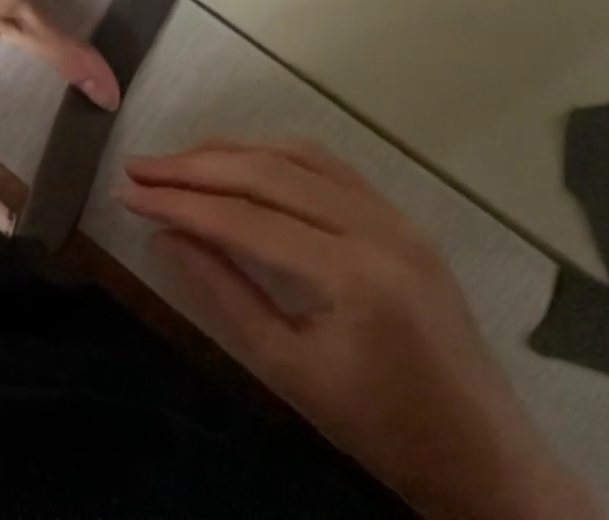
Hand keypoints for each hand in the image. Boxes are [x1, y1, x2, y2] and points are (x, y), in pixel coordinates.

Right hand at [117, 141, 600, 519]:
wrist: (483, 456)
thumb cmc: (377, 426)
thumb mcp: (284, 366)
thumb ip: (220, 291)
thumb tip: (162, 236)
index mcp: (353, 275)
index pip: (243, 218)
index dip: (177, 202)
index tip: (125, 192)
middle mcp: (379, 229)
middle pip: (268, 173)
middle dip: (194, 166)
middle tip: (138, 166)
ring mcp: (398, 218)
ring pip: (299, 157)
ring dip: (232, 151)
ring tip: (178, 161)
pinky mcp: (403, 220)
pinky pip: (330, 168)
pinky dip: (275, 156)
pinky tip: (241, 162)